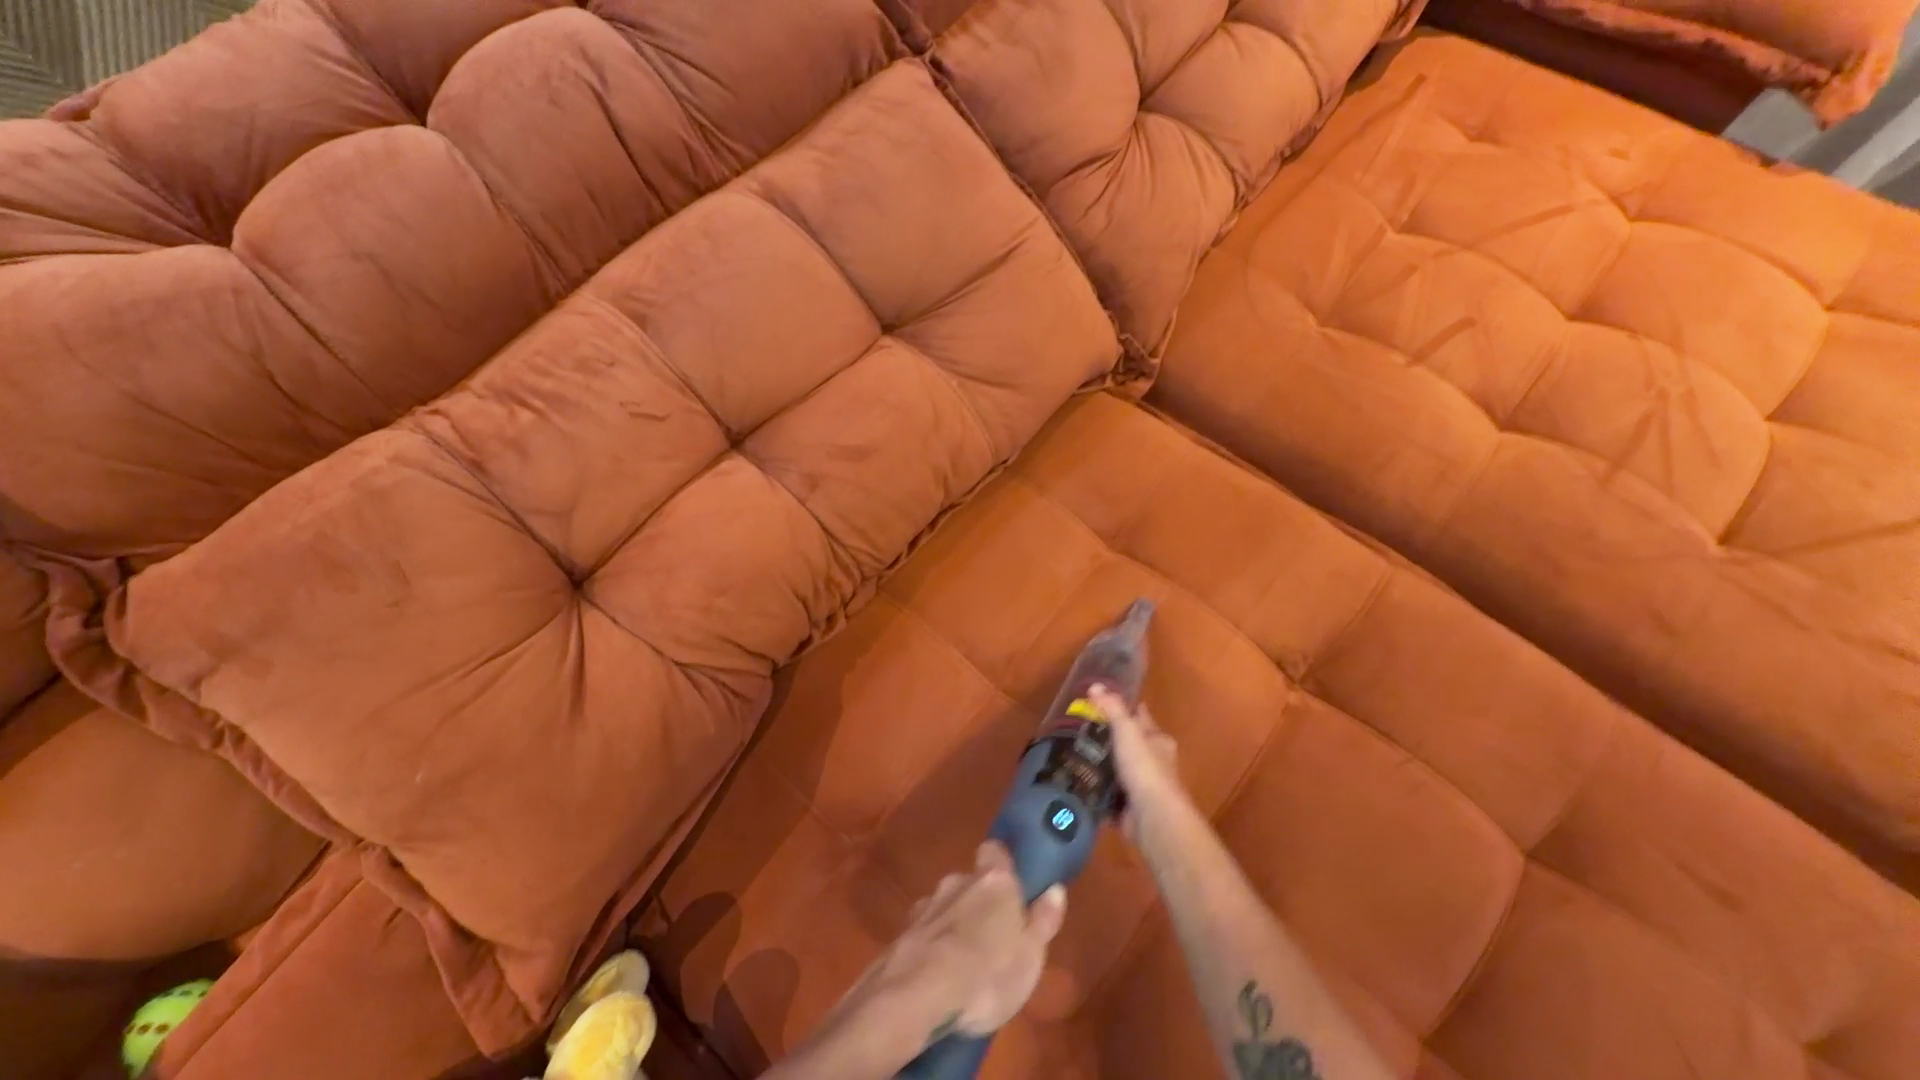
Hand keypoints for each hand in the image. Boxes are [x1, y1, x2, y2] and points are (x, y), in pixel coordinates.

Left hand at [850, 842, 1066, 1038]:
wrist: (915, 997)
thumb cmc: (987, 974)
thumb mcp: (1031, 955)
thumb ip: (1043, 920)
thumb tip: (1054, 889)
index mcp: (994, 882)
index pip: (996, 851)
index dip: (1003, 864)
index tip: (1013, 884)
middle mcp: (957, 883)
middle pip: (971, 881)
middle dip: (979, 901)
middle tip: (993, 936)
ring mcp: (926, 906)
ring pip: (946, 906)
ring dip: (954, 924)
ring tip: (963, 961)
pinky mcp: (902, 933)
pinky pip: (925, 931)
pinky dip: (932, 945)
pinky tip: (937, 973)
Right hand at [1089, 684, 1185, 842]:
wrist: (1152, 816)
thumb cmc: (1144, 767)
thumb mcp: (1127, 730)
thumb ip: (1112, 708)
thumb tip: (1095, 685)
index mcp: (1158, 741)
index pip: (1142, 719)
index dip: (1127, 709)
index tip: (1105, 703)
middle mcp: (1154, 763)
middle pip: (1129, 746)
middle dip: (1109, 740)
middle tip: (1080, 731)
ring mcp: (1142, 788)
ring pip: (1118, 771)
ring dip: (1101, 768)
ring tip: (1073, 756)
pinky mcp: (1129, 809)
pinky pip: (1109, 796)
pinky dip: (1097, 792)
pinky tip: (1078, 785)